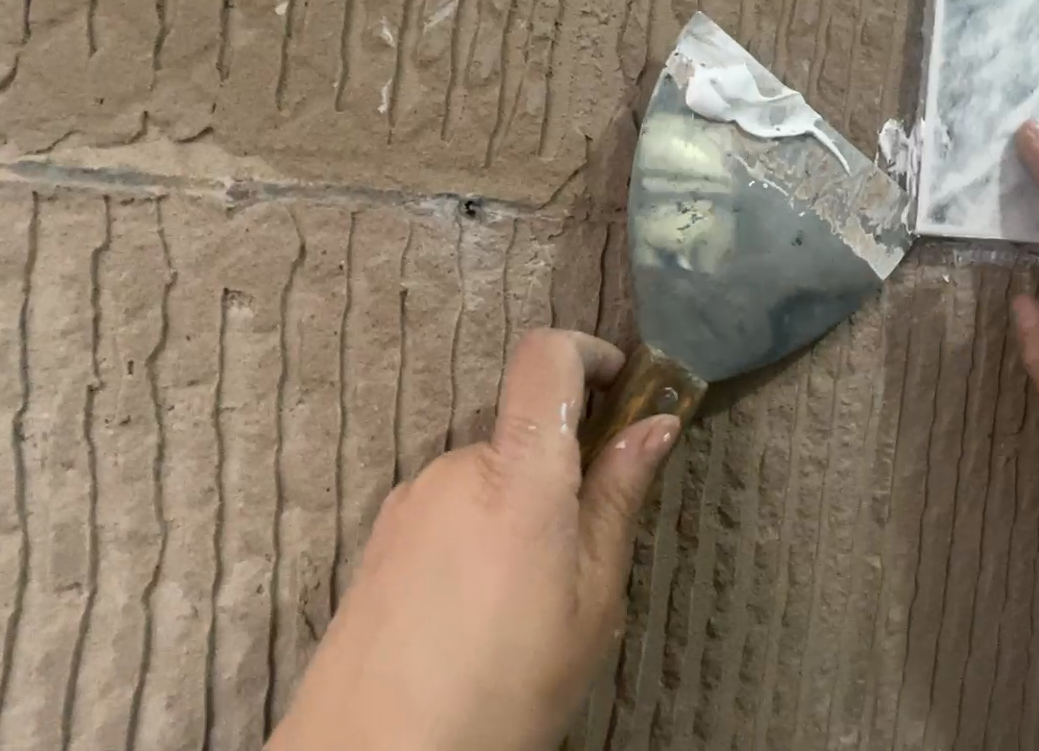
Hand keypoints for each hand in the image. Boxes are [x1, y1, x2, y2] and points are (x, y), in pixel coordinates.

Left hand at [268, 329, 680, 750]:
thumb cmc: (506, 685)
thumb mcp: (591, 596)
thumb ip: (619, 494)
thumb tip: (657, 422)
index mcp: (517, 474)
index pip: (546, 357)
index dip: (589, 351)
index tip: (621, 387)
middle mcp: (456, 467)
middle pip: (524, 426)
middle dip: (564, 463)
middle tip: (583, 545)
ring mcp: (410, 500)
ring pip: (490, 473)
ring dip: (521, 503)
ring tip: (527, 595)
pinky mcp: (381, 536)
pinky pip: (451, 504)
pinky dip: (482, 527)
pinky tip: (479, 607)